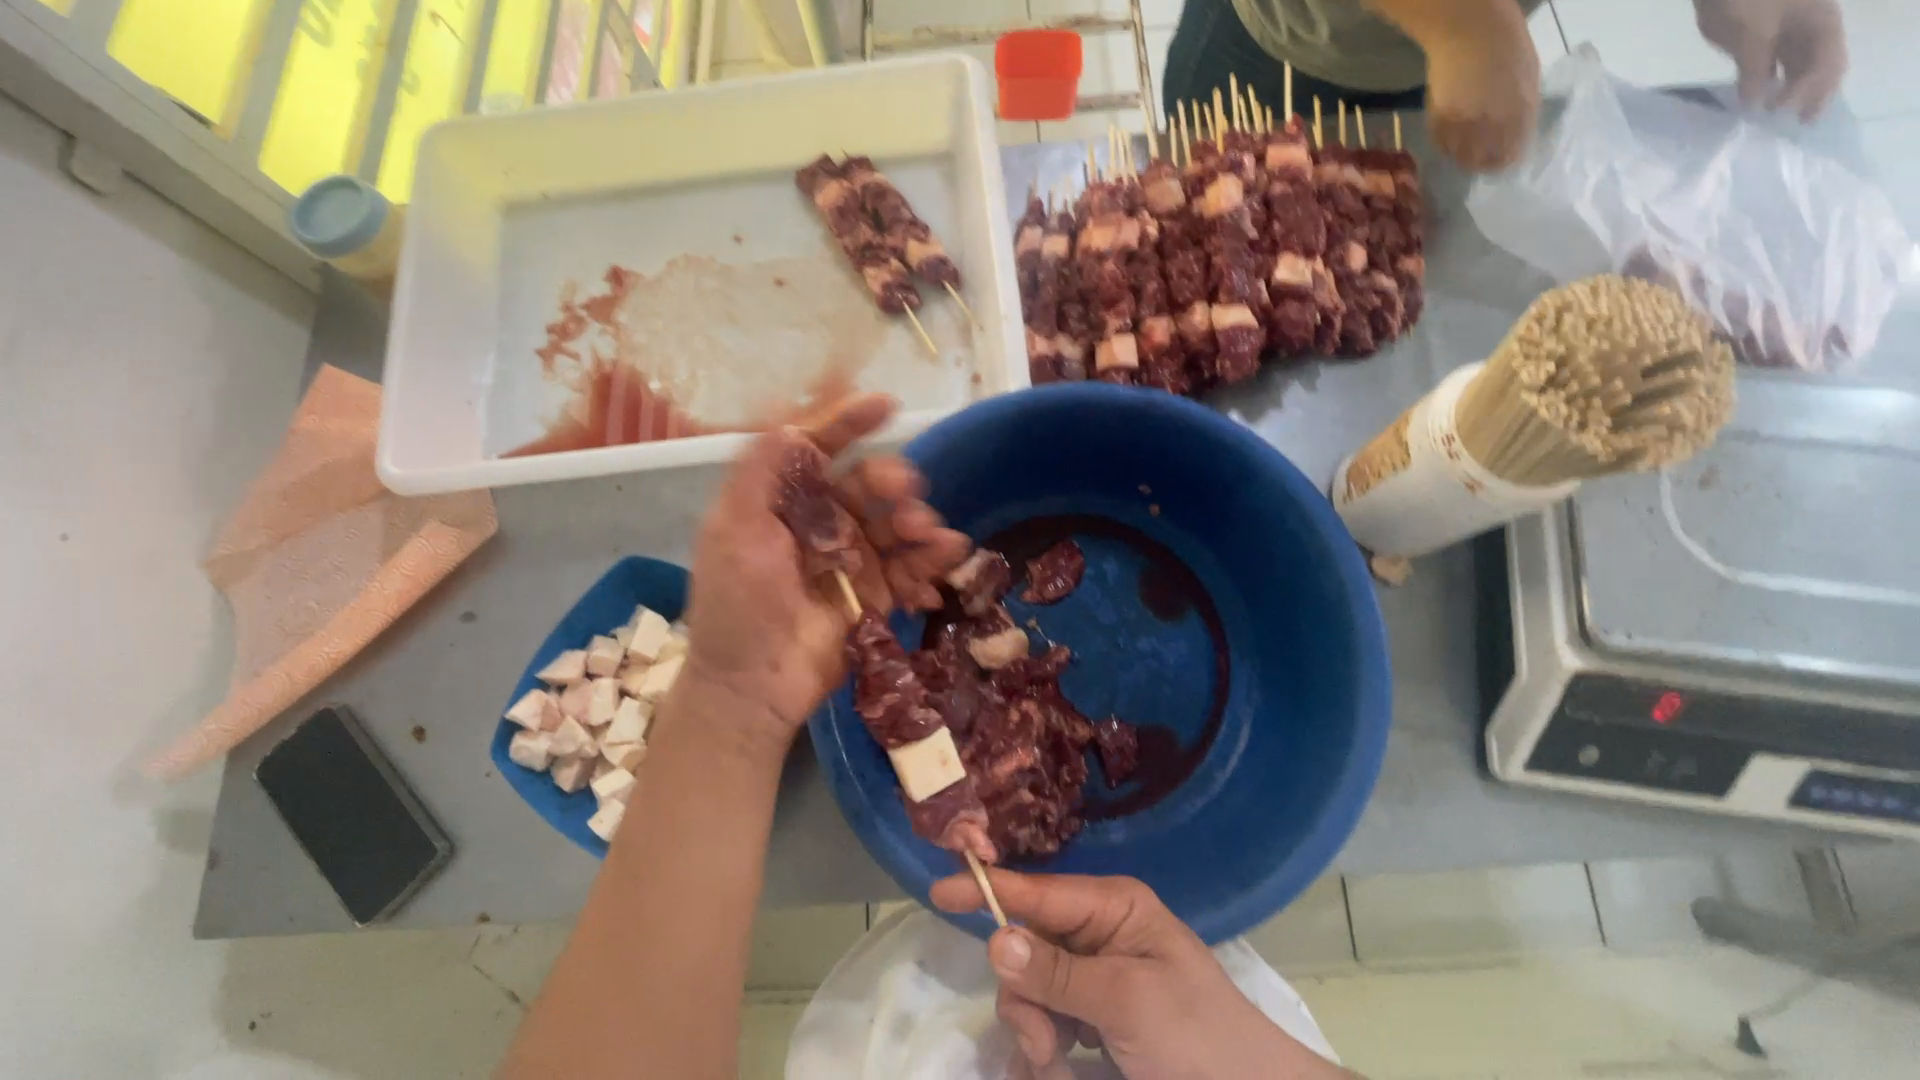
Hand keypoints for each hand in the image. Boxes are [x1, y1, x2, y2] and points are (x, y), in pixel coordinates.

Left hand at [675, 394, 969, 746]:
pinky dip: (932, 561)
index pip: (819, 449)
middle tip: (907, 491)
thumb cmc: (737, 603)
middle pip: (868, 485)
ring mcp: (853, 561)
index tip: (887, 404)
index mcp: (783, 502)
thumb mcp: (734, 529)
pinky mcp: (877, 596)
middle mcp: (821, 524)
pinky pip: (911, 569)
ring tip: (929, 533)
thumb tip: (794, 419)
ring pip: (896, 525)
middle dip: (892, 481)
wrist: (753, 685)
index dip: (849, 422)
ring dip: (917, 521)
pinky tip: (948, 554)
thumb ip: (761, 470)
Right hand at [931, 871, 1351, 1079]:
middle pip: (1024, 948)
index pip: (1038, 891)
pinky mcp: (1092, 1021)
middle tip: (1049, 1043)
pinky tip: (1058, 1074)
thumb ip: (1058, 972)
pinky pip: (1041, 1026)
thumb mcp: (1127, 999)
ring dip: (1035, 1033)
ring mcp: (1093, 979)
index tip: (938, 892)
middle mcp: (1098, 935)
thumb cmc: (1197, 1036)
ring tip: (1066, 1066)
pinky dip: (1040, 1055)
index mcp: (1113, 908)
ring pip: (1027, 992)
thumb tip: (996, 940)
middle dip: (1026, 997)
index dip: (989, 890)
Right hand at [1422, 7, 1540, 171]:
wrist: (1467, 31)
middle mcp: (1491, 123)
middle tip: (1483, 161)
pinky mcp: (1438, 122)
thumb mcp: (1528, 77)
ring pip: (1461, 158)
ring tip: (1465, 151)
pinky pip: (1442, 146)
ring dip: (1464, 158)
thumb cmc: (1506, 45)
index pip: (1513, 153)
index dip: (1508, 160)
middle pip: (1485, 161)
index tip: (1505, 161)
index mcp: (1519, 111)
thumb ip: (1523, 108)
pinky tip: (1451, 138)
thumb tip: (1515, 133)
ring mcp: (1463, 124)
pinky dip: (1446, 146)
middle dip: (1485, 164)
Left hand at [1695, 0, 1845, 120]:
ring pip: (1795, 65)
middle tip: (1793, 126)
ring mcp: (1785, 30)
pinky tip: (1756, 99)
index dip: (1818, 91)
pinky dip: (1767, 81)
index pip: (1829, 62)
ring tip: (1773, 118)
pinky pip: (1772, 63)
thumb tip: (1758, 103)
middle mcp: (1809, 27)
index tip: (1797, 119)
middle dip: (1808, 94)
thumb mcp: (1753, 35)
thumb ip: (1756, 69)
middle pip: (1816, 65)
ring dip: (1788, 90)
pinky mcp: (1760, 35)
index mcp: (1818, 23)